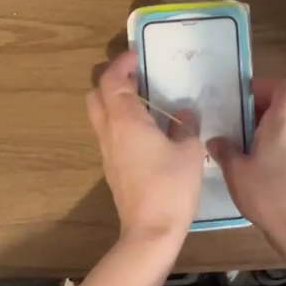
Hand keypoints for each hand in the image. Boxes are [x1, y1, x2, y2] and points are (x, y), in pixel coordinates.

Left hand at [85, 51, 203, 243]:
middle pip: (95, 95)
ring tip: (146, 101)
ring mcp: (107, 152)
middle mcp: (109, 132)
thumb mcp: (189, 152)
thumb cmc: (171, 187)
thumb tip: (183, 114)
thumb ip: (186, 127)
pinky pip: (110, 134)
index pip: (111, 80)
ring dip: (116, 102)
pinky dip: (122, 122)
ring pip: (100, 116)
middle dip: (112, 81)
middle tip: (138, 78)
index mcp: (125, 120)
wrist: (151, 230)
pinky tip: (148, 129)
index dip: (121, 63)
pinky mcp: (112, 168)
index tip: (137, 55)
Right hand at [208, 78, 285, 235]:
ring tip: (241, 139)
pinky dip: (271, 142)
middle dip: (263, 105)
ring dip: (267, 125)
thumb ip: (224, 151)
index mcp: (282, 123)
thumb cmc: (267, 193)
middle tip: (239, 117)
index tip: (243, 98)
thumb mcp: (236, 171)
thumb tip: (215, 140)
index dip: (267, 86)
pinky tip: (250, 160)